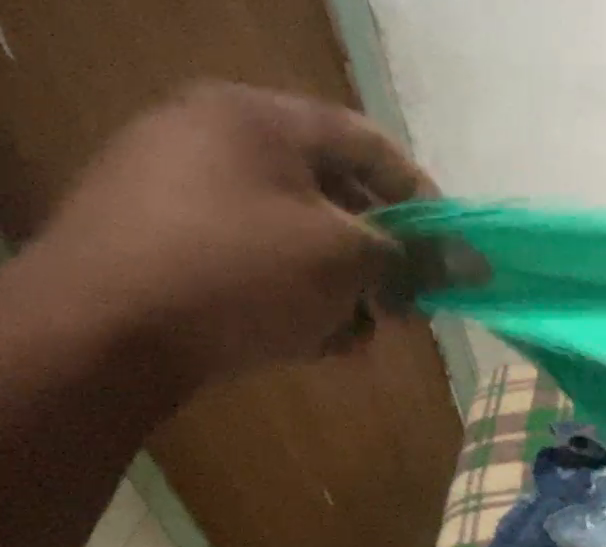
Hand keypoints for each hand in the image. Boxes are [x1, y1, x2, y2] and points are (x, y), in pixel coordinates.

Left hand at [19, 82, 433, 389]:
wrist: (105, 331)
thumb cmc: (246, 272)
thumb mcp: (351, 260)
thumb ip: (417, 256)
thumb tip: (473, 264)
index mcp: (257, 120)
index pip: (369, 144)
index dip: (424, 198)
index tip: (454, 251)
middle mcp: (214, 139)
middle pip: (336, 192)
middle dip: (385, 254)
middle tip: (412, 300)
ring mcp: (181, 188)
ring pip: (301, 233)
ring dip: (348, 284)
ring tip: (364, 331)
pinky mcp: (165, 239)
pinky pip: (258, 257)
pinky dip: (299, 293)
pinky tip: (318, 339)